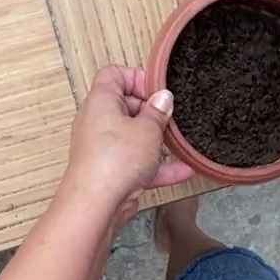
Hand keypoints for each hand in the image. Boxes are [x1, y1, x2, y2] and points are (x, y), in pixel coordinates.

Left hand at [60, 65, 192, 226]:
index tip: (157, 91)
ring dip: (156, 141)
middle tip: (169, 119)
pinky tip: (182, 170)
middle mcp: (97, 122)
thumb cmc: (114, 161)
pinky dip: (157, 166)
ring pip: (133, 137)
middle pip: (126, 106)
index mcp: (101, 101)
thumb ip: (158, 112)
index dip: (137, 78)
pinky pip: (136, 163)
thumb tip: (163, 99)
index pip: (114, 75)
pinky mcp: (111, 171)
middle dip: (151, 113)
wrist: (97, 204)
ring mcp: (103, 148)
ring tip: (177, 143)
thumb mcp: (148, 129)